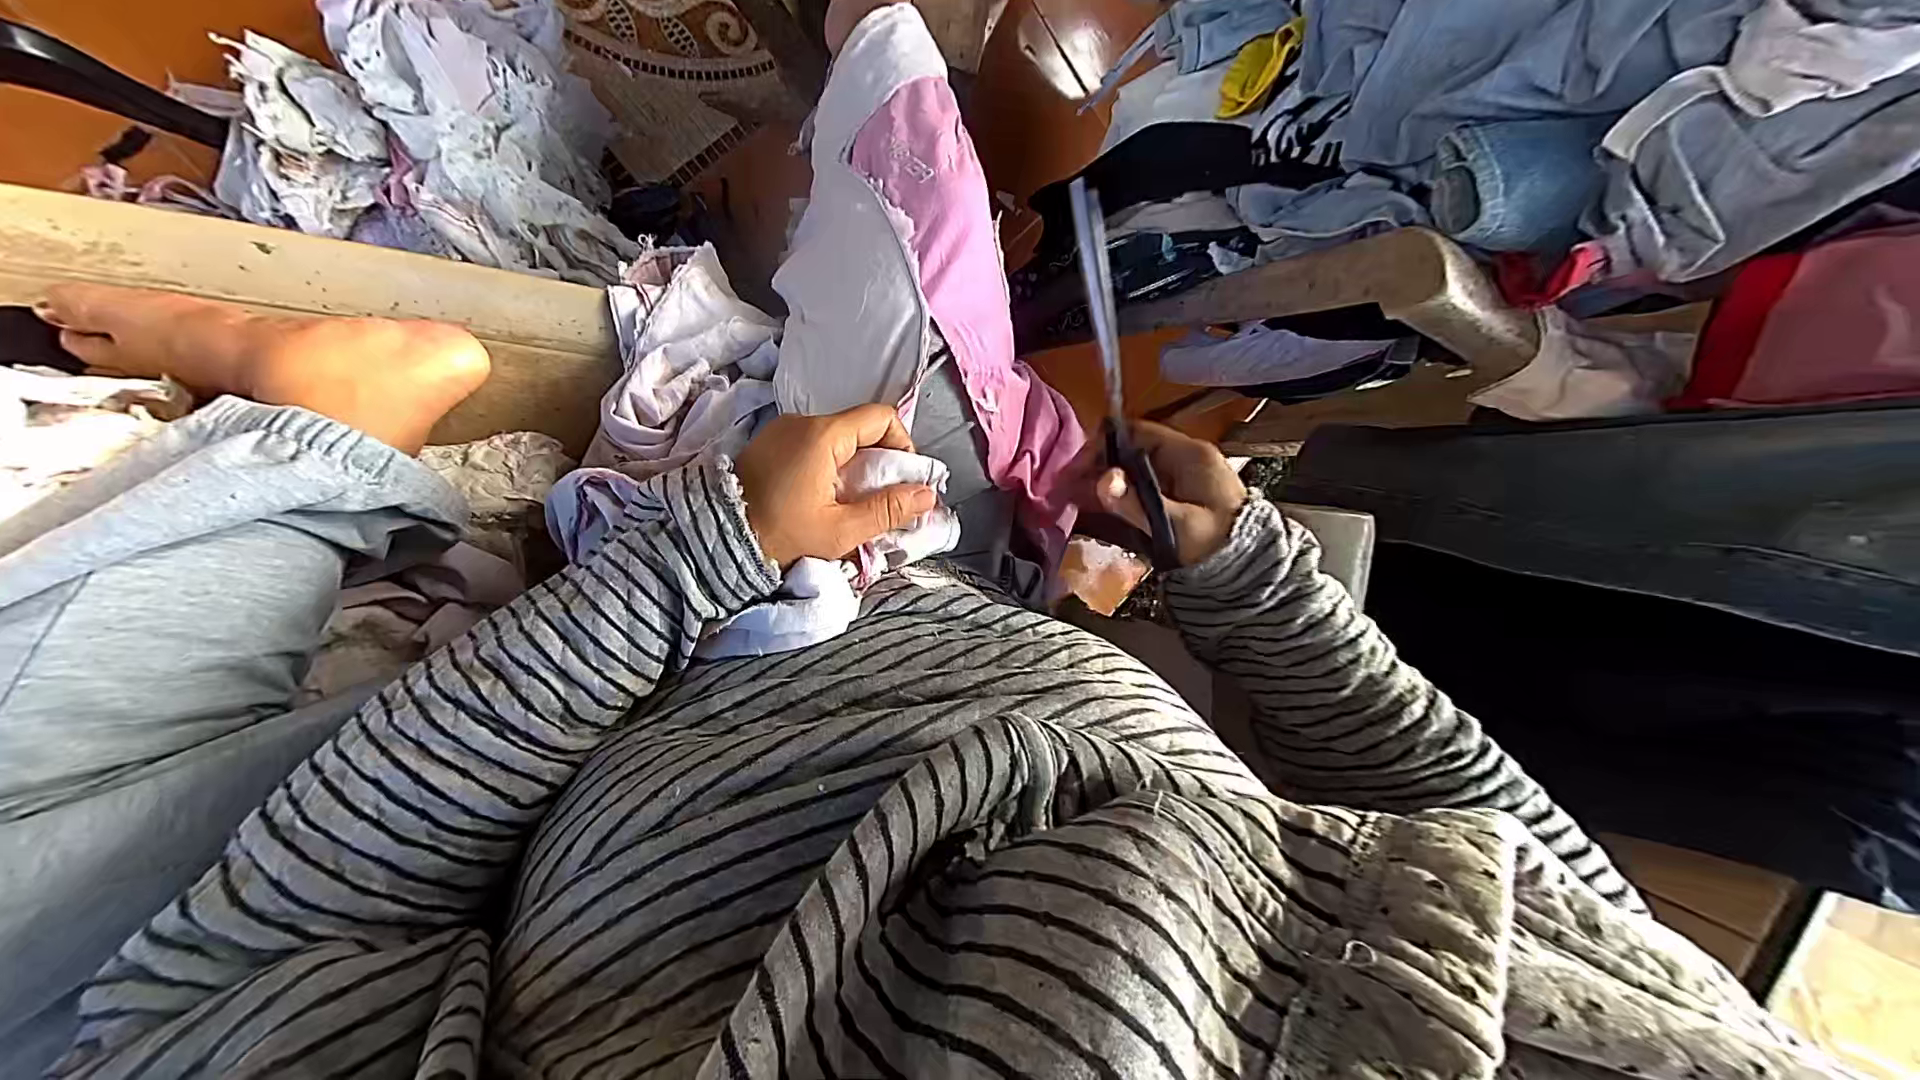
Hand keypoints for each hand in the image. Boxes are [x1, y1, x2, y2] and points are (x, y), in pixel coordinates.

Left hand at [736, 404, 938, 568]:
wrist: (715, 541)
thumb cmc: (778, 535)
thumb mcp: (841, 530)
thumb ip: (889, 509)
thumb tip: (927, 495)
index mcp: (822, 436)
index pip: (881, 417)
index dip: (903, 444)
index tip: (904, 478)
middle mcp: (801, 423)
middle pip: (861, 428)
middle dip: (881, 461)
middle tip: (882, 497)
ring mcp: (782, 431)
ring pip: (839, 438)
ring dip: (856, 465)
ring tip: (853, 501)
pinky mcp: (771, 445)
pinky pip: (815, 445)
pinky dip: (831, 465)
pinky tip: (826, 496)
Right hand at [1074, 420, 1247, 565]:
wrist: (1250, 573)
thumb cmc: (1218, 546)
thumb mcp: (1176, 526)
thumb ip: (1137, 504)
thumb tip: (1102, 481)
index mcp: (1189, 455)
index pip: (1136, 432)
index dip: (1102, 447)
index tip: (1078, 470)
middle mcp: (1185, 458)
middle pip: (1130, 450)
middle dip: (1099, 466)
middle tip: (1071, 488)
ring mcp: (1182, 476)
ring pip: (1133, 468)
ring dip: (1106, 481)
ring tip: (1078, 498)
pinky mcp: (1178, 495)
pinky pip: (1142, 485)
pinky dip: (1121, 494)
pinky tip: (1102, 508)